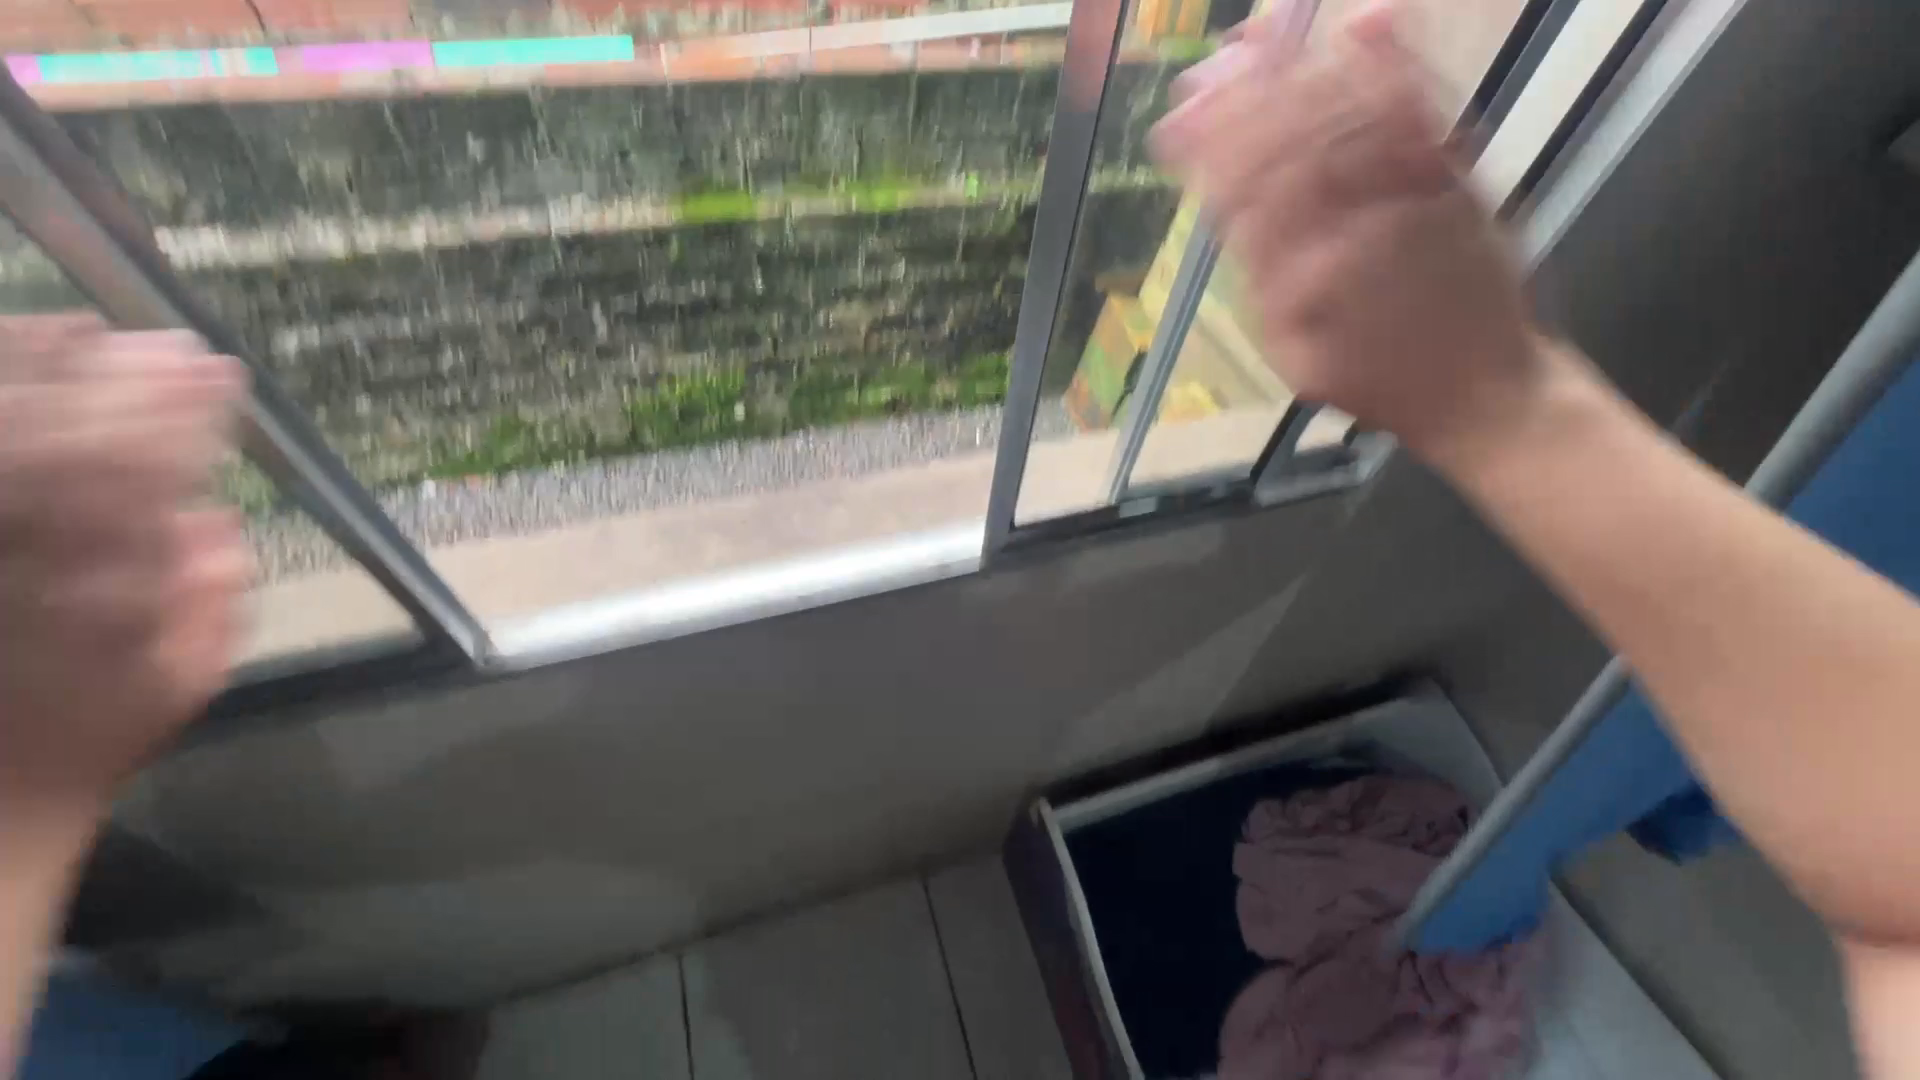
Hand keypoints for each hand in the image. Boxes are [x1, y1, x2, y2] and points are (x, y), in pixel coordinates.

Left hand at [0, 317, 249, 820]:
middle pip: (59, 450)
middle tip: (176, 346)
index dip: (175, 419)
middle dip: (123, 389)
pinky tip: (29, 358)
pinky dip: (3, 394)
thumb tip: (212, 525)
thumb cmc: (98, 731)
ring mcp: (2, 548)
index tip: (217, 375)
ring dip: (47, 381)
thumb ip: (210, 612)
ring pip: (9, 443)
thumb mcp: (183, 687)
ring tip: (95, 334)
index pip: (131, 481)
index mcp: (89, 593)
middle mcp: (24, 560)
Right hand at [1149, 0, 1561, 466]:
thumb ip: (1264, 286)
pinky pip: (1427, 109)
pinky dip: (1399, 60)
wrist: (1482, 389)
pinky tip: (1371, 20)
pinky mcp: (1462, 177)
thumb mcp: (1294, 359)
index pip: (1247, 196)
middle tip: (1213, 61)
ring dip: (1305, 67)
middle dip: (1247, 97)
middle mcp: (1357, 228)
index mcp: (1305, 281)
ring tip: (1265, 32)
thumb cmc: (1375, 383)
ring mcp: (1415, 196)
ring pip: (1353, 117)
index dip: (1210, 148)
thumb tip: (1232, 217)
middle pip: (1294, 146)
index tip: (1181, 116)